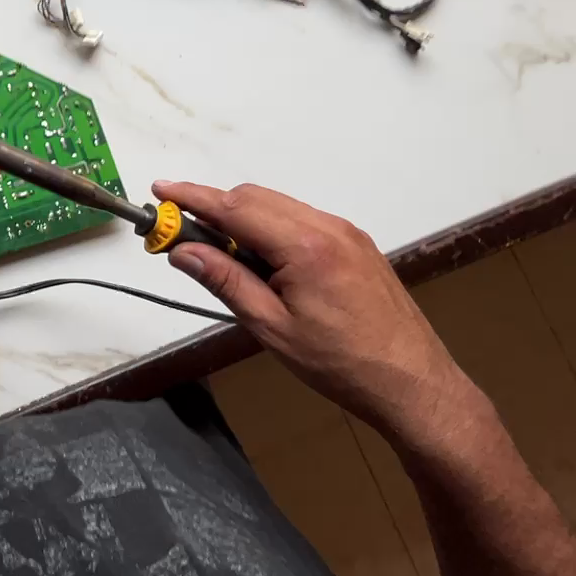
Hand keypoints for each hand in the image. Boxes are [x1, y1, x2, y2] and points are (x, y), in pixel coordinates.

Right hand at [155, 180, 481, 445]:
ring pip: (276, 205)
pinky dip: (267, 226)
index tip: (159, 190)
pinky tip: (259, 258)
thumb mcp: (271, 327)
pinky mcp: (355, 243)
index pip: (235, 208)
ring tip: (218, 252)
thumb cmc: (339, 364)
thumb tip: (182, 251)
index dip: (192, 197)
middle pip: (253, 197)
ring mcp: (345, 232)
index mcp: (305, 246)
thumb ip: (225, 281)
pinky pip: (298, 218)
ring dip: (239, 217)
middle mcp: (326, 226)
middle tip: (181, 234)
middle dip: (212, 207)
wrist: (416, 386)